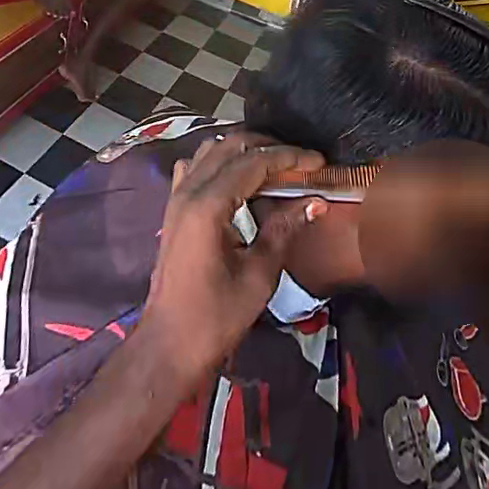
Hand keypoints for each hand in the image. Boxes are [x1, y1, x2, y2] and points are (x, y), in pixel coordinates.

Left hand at [133, 133, 325, 386]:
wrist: (170, 342)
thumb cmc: (216, 315)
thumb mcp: (259, 275)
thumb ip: (284, 230)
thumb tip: (316, 202)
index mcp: (209, 204)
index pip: (253, 161)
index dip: (289, 157)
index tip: (318, 162)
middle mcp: (189, 190)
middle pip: (230, 146)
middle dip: (267, 145)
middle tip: (300, 160)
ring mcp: (177, 196)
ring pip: (211, 151)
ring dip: (243, 149)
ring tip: (275, 164)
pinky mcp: (173, 207)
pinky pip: (196, 167)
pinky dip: (219, 162)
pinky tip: (238, 178)